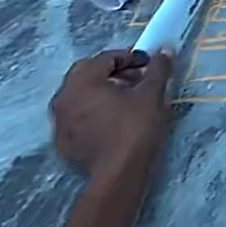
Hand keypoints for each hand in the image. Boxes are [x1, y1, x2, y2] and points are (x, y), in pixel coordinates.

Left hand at [50, 49, 174, 178]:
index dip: (129, 57)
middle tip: (136, 78)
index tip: (148, 63)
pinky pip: (78, 115)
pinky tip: (113, 119)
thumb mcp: (152, 95)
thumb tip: (165, 50)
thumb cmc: (135, 129)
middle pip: (88, 73)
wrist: (118, 176)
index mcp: (82, 81)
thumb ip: (158, 69)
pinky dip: (94, 110)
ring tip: (126, 98)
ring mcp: (60, 121)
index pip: (105, 58)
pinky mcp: (62, 141)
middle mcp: (64, 97)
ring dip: (103, 90)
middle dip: (113, 71)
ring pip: (81, 95)